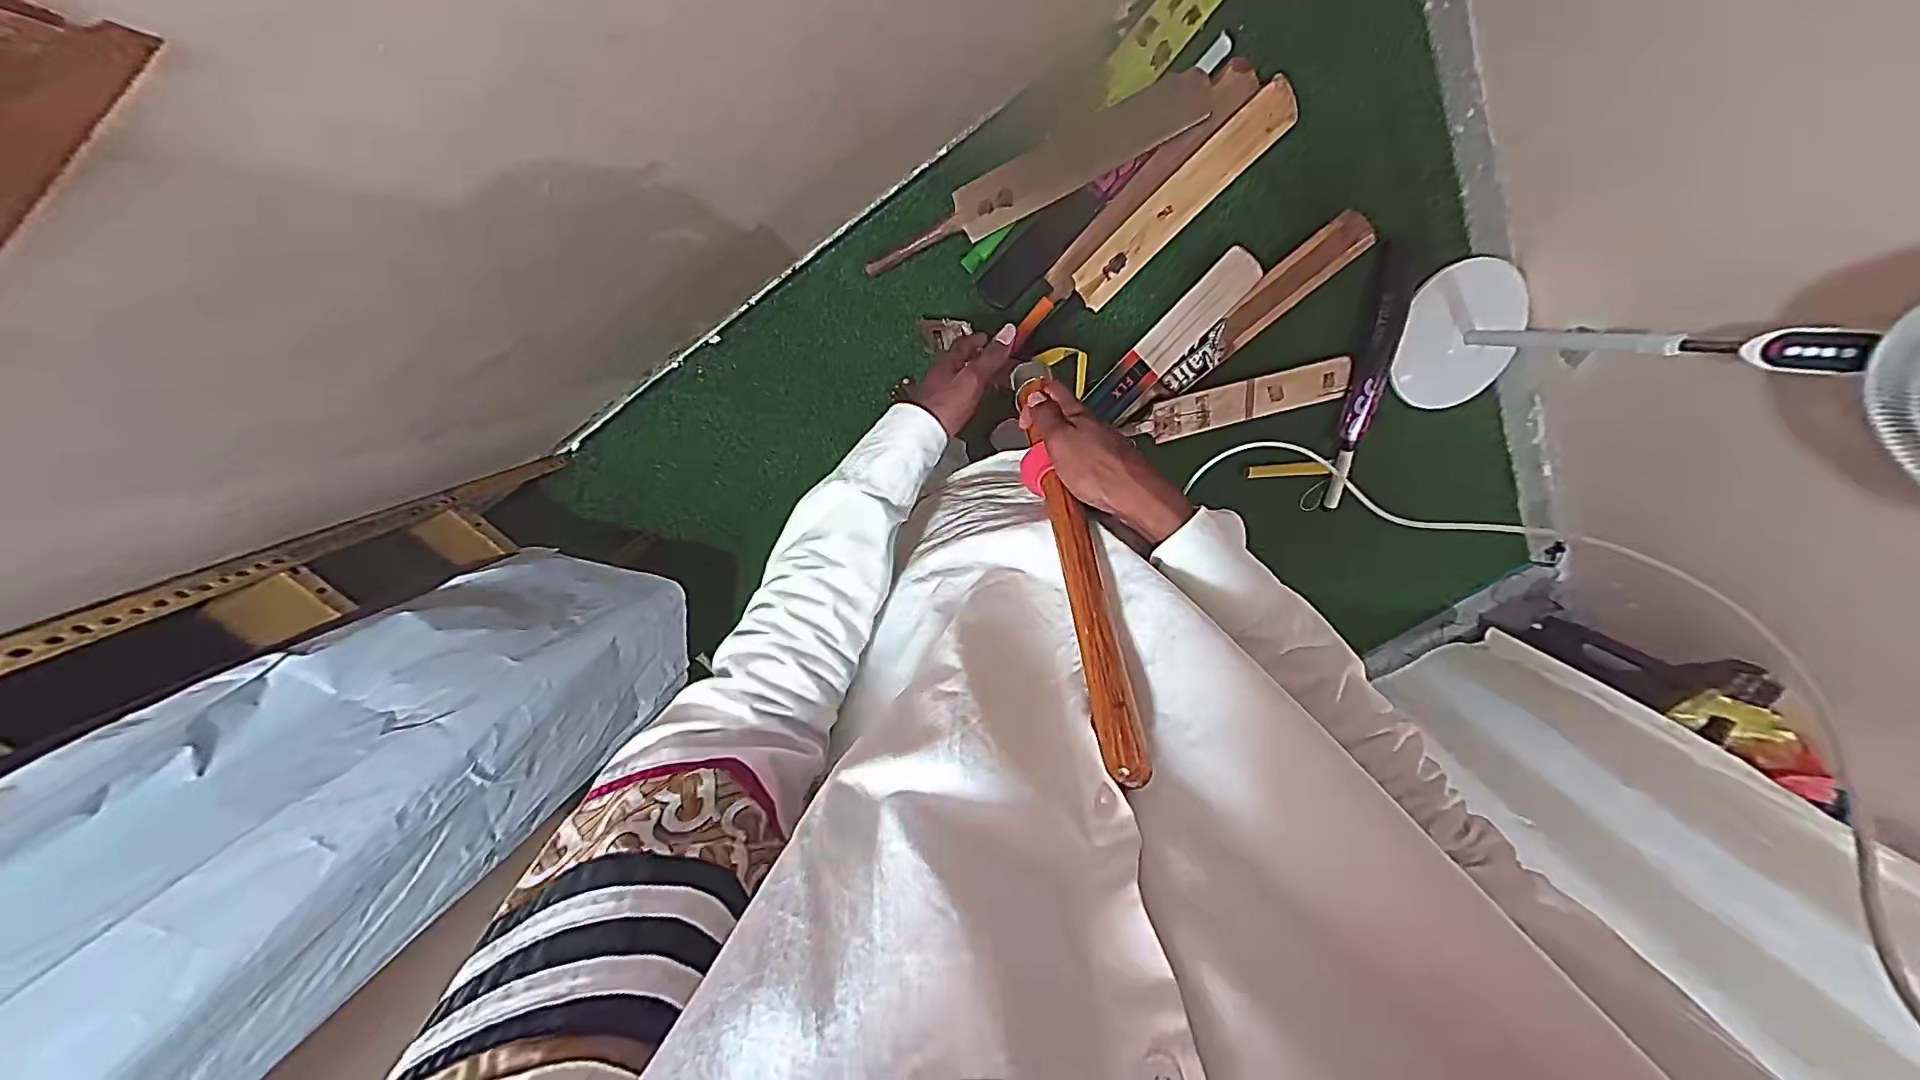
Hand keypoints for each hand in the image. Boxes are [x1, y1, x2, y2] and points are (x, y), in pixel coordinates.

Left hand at [906, 324, 1018, 435]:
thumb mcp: (974, 377)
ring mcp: (935, 392)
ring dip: (968, 374)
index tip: (991, 338)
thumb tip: (1007, 333)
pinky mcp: (936, 410)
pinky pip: (952, 394)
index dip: (979, 339)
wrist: (924, 433)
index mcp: (948, 362)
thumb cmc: (945, 406)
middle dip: (974, 355)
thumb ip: (991, 357)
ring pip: (954, 376)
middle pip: (958, 359)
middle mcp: (939, 374)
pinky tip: (967, 399)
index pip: (965, 343)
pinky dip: (963, 392)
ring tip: (980, 377)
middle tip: (987, 354)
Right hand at [1019, 379, 1195, 545]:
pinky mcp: (1107, 463)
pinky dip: (1069, 465)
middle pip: (1062, 415)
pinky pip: (1081, 458)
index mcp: (1078, 413)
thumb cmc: (1100, 470)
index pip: (1053, 390)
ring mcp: (1101, 443)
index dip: (1034, 396)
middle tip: (1032, 442)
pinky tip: (1067, 477)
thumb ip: (1046, 417)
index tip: (1024, 415)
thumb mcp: (1060, 440)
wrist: (1134, 496)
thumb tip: (1034, 397)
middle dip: (1043, 426)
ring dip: (1055, 448)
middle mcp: (1092, 425)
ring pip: (1071, 438)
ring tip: (1047, 465)